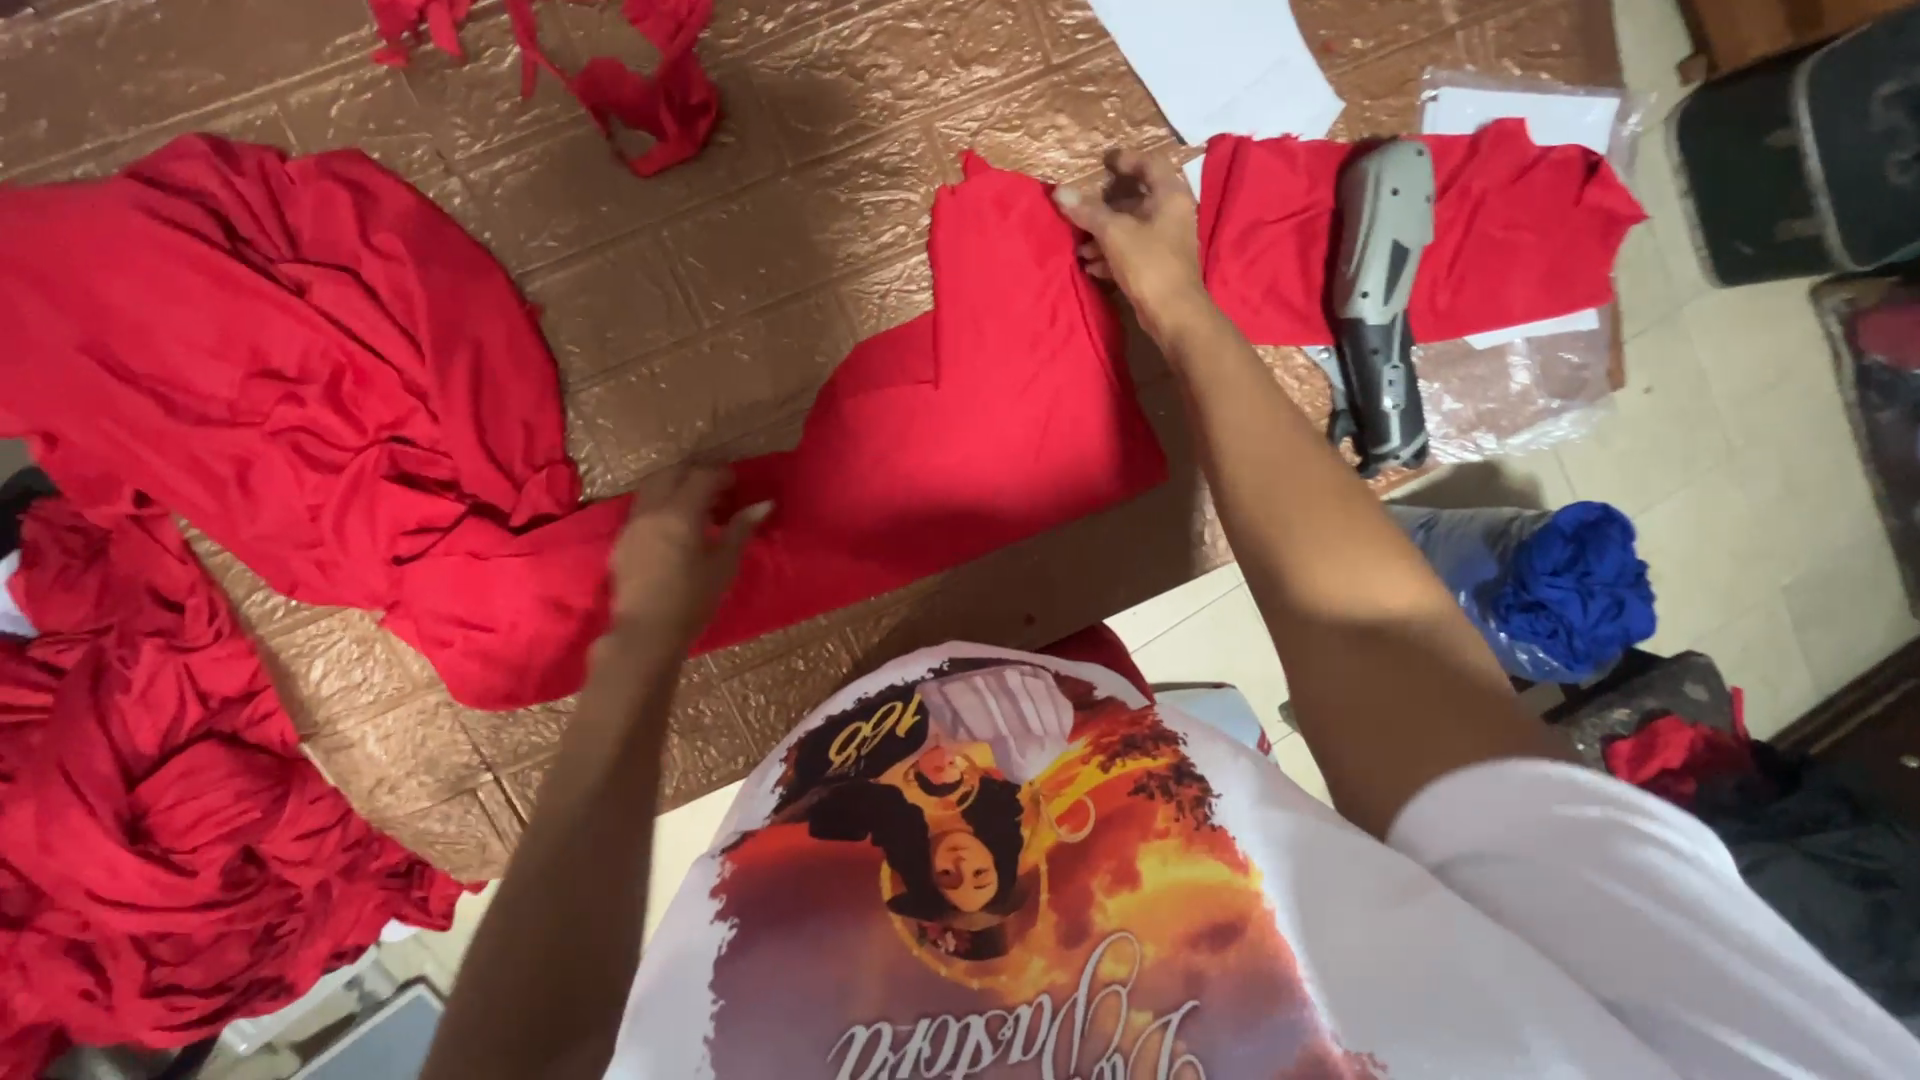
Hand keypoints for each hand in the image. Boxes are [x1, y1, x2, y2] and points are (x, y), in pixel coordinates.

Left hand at [604, 466, 770, 650]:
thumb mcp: (724, 565)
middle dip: (694, 473)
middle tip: (716, 490)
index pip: (703, 476)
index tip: (737, 484)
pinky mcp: (621, 541)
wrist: (646, 632)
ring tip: (695, 507)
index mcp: (681, 513)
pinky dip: (660, 506)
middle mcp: (652, 510)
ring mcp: (632, 524)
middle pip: (671, 473)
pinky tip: (674, 530)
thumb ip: (741, 529)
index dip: (722, 475)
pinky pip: (642, 509)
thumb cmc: (693, 600)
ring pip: (651, 488)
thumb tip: (763, 504)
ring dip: (674, 487)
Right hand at [1054, 149, 1215, 346]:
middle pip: (1137, 199)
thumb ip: (1088, 212)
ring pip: (1132, 228)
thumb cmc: (1149, 263)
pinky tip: (1092, 266)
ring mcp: (1168, 241)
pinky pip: (1132, 251)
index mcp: (1169, 196)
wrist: (1174, 313)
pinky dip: (1112, 254)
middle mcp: (1173, 213)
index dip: (1126, 160)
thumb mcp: (1114, 234)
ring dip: (1104, 235)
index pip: (1149, 164)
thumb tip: (1060, 191)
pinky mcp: (1160, 265)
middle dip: (1105, 207)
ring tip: (1081, 248)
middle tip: (1082, 210)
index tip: (1104, 161)